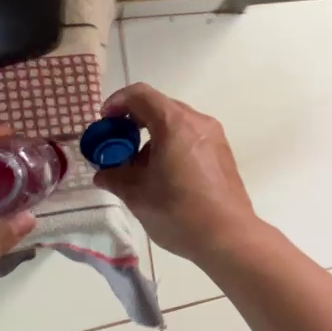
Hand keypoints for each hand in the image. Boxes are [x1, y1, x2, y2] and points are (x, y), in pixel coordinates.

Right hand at [93, 84, 264, 264]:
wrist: (228, 235)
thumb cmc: (178, 211)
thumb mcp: (137, 195)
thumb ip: (116, 177)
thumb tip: (104, 173)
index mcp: (175, 124)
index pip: (141, 94)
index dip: (117, 103)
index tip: (103, 123)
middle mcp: (198, 122)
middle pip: (160, 107)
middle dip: (133, 122)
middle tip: (116, 147)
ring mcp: (214, 136)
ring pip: (176, 123)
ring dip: (153, 136)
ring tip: (138, 168)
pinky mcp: (222, 152)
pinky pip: (191, 136)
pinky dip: (171, 144)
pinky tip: (162, 174)